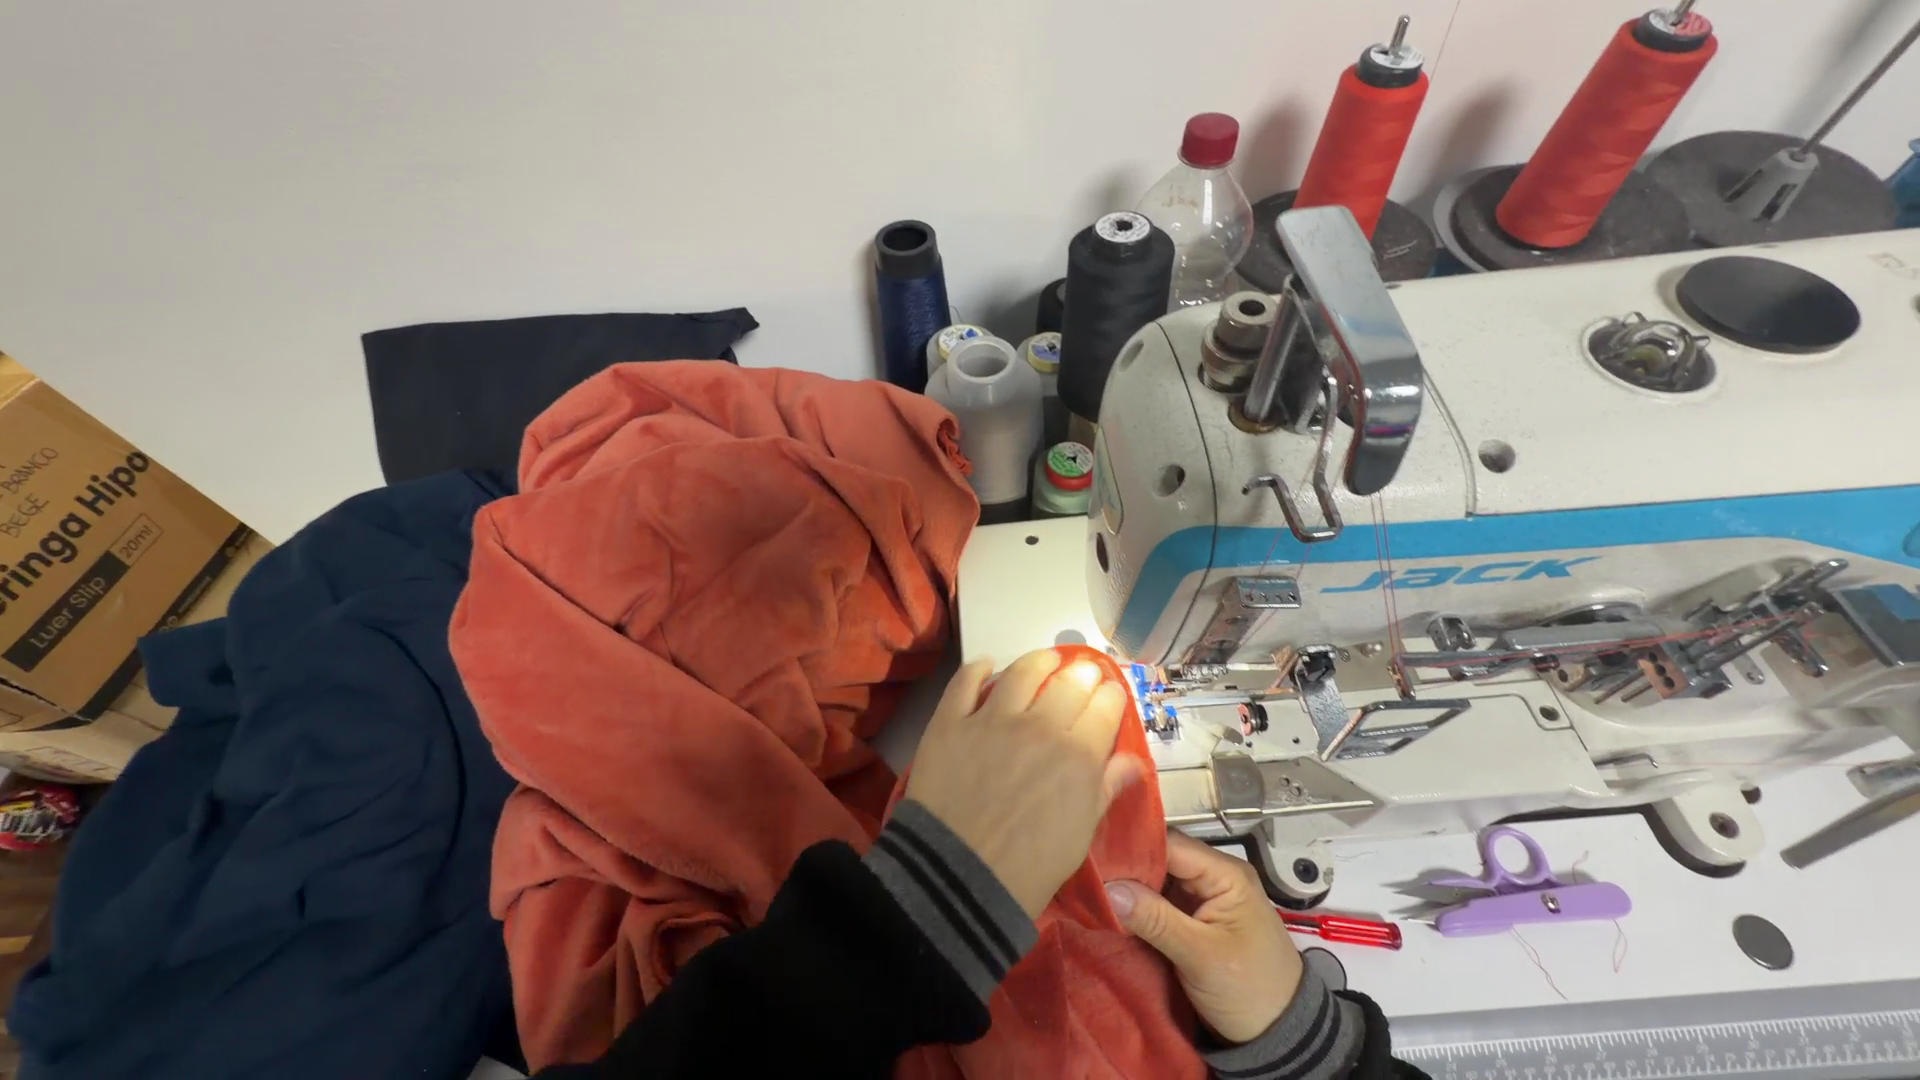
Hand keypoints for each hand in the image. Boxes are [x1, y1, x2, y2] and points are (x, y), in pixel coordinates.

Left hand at [904, 650, 1143, 917]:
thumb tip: (1132, 762)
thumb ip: (1105, 789)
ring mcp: (992, 718)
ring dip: (1038, 661)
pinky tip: (987, 665)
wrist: (958, 879)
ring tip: (1043, 661)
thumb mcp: (1080, 834)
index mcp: (1079, 755)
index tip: (1109, 696)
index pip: (1106, 706)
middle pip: (1069, 680)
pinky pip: (966, 680)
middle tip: (1081, 675)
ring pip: (1022, 671)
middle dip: (1082, 674)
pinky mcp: (950, 720)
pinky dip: (979, 668)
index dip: (1111, 696)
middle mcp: (1041, 726)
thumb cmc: (1030, 868)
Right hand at [1105, 831, 1303, 1043]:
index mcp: (1225, 874)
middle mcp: (1213, 876)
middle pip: (1161, 858)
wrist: (1282, 1038)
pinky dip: (1137, 905)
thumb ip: (1155, 920)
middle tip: (1087, 873)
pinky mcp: (1192, 919)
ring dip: (1129, 886)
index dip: (1133, 848)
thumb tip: (1108, 888)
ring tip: (1090, 886)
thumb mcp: (1202, 957)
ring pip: (1157, 879)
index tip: (1095, 857)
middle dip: (1126, 867)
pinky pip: (1159, 901)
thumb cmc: (1251, 991)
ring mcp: (1202, 898)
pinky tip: (1109, 905)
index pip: (1171, 845)